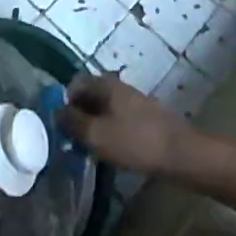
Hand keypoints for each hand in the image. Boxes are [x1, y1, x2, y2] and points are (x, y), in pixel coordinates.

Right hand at [58, 73, 195, 174]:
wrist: (178, 153)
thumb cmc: (134, 141)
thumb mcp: (97, 134)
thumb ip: (73, 122)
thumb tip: (57, 111)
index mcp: (107, 85)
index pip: (77, 82)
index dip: (64, 100)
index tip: (59, 123)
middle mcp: (119, 87)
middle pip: (90, 94)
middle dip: (77, 113)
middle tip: (70, 138)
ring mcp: (133, 101)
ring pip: (103, 107)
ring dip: (92, 123)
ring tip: (85, 146)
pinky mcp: (143, 117)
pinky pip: (116, 118)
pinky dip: (107, 129)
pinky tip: (107, 148)